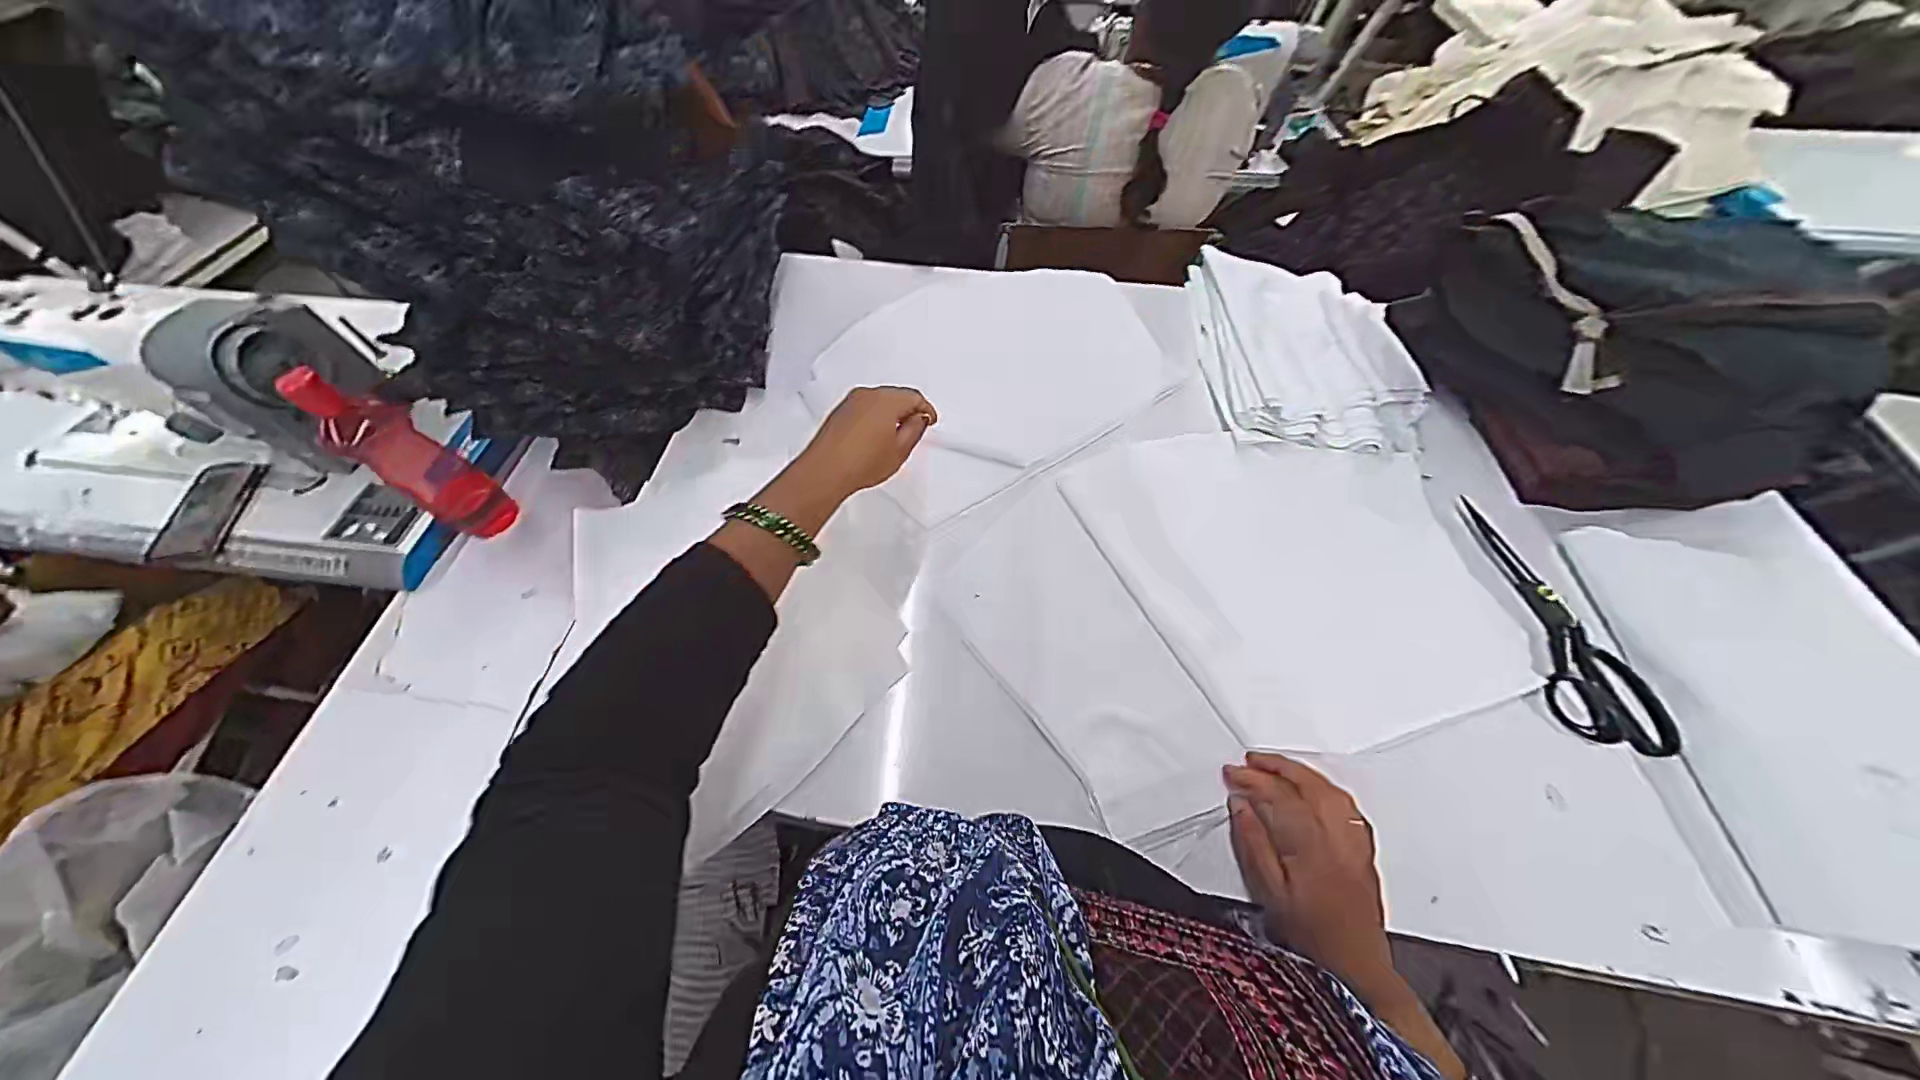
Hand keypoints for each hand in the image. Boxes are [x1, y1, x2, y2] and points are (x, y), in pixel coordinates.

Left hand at [772, 386, 936, 510]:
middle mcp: (867, 395)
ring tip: (894, 438)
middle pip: (896, 396)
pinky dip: (873, 417)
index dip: (926, 410)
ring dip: (890, 414)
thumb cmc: (857, 462)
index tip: (930, 418)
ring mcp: (850, 402)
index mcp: (887, 400)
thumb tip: (919, 421)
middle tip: (916, 426)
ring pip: (879, 401)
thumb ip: (915, 430)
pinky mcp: (840, 412)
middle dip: (908, 410)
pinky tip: (875, 438)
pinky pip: (864, 408)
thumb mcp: (900, 450)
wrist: (825, 471)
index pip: (915, 397)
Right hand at [1224, 752, 1396, 999]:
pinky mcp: (1364, 850)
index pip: (1278, 796)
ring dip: (1301, 772)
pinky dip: (1326, 788)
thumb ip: (1252, 842)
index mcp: (1310, 845)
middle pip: (1308, 785)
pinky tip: (1314, 788)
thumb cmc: (1310, 933)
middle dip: (1276, 766)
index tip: (1232, 773)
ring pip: (1330, 791)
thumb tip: (1241, 805)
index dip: (1252, 779)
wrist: (1354, 965)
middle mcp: (1337, 838)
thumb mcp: (1268, 890)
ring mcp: (1354, 842)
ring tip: (1277, 766)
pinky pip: (1347, 805)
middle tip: (1251, 761)